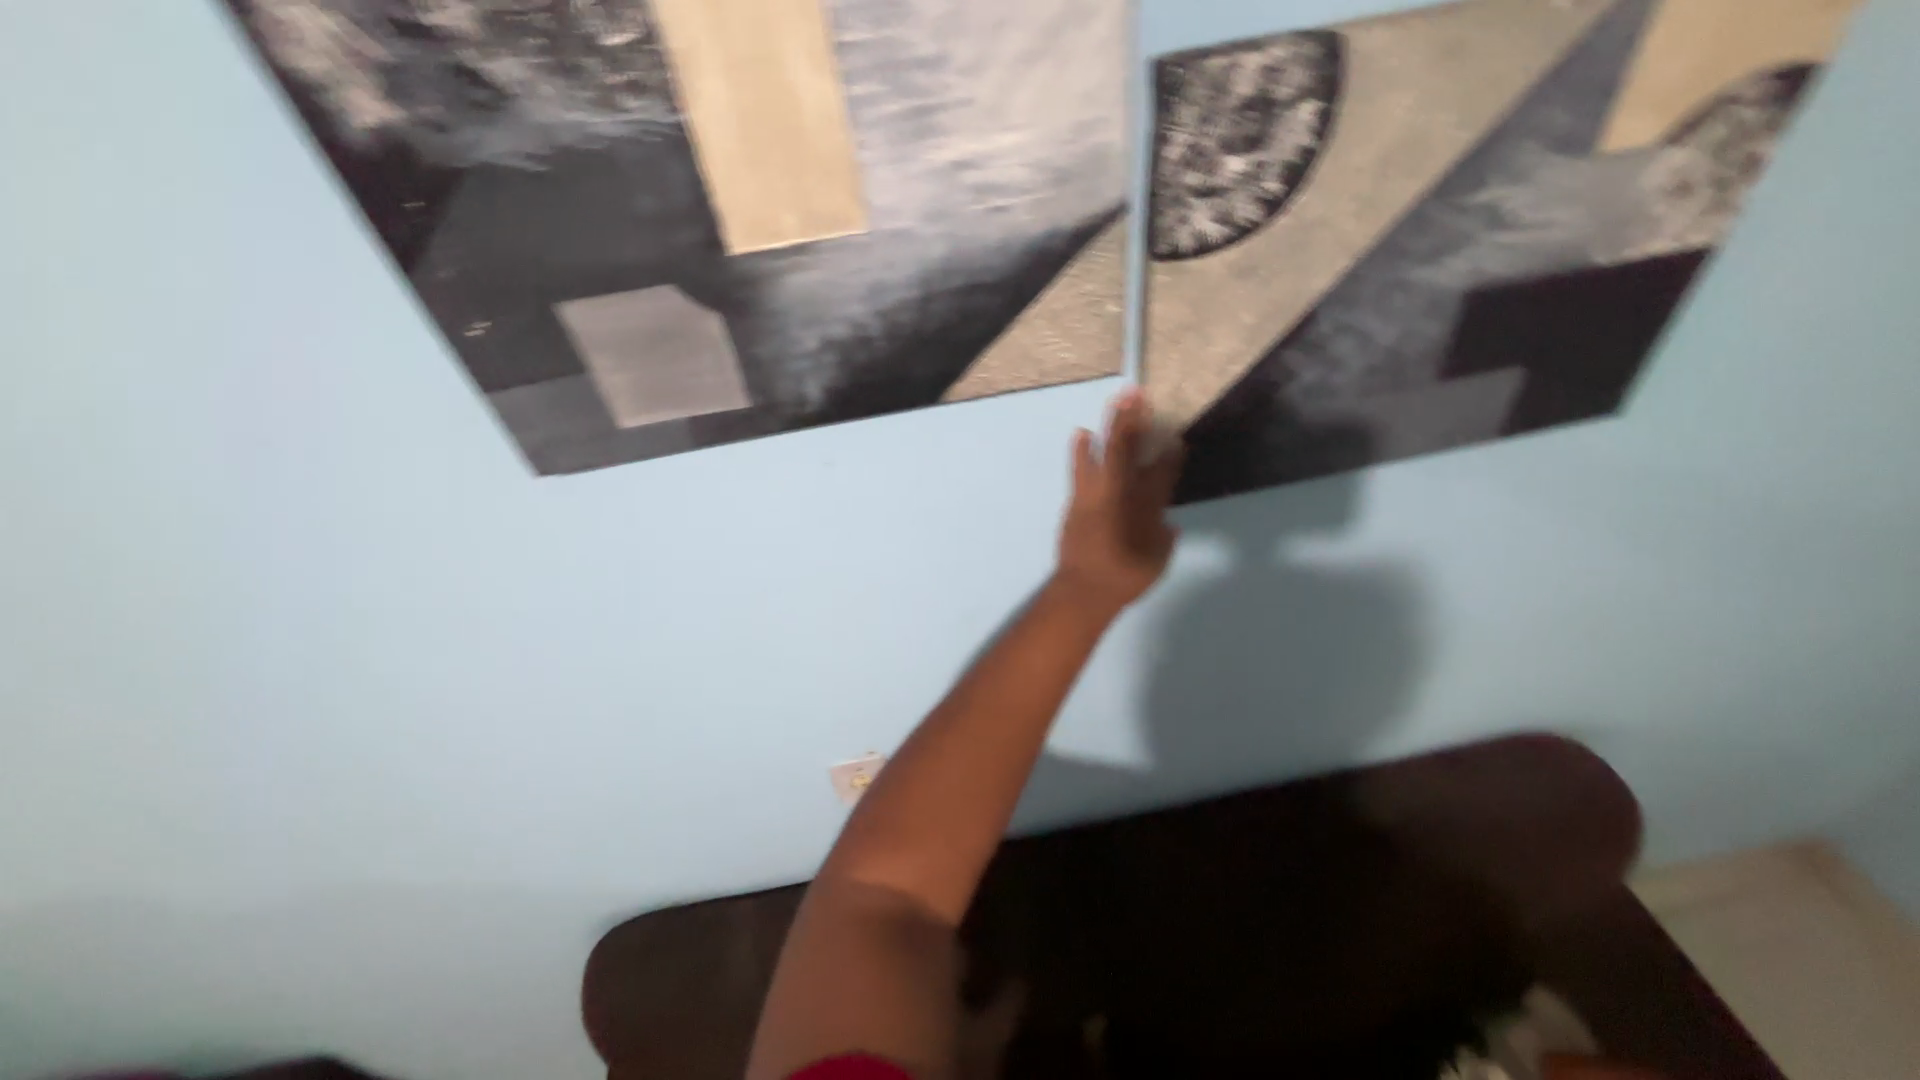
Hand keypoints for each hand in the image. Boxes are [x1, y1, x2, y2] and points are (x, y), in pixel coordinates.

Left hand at [1053, 389, 1183, 615]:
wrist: (1084, 592)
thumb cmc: (1124, 580)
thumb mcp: (1156, 561)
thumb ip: (1162, 538)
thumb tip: (1167, 526)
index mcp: (1147, 508)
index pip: (1161, 474)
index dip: (1170, 456)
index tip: (1177, 440)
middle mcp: (1122, 495)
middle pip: (1130, 452)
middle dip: (1136, 421)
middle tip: (1139, 394)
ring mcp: (1097, 496)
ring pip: (1106, 453)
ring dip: (1112, 424)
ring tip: (1116, 399)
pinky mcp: (1077, 501)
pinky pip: (1080, 469)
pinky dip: (1081, 451)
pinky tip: (1081, 433)